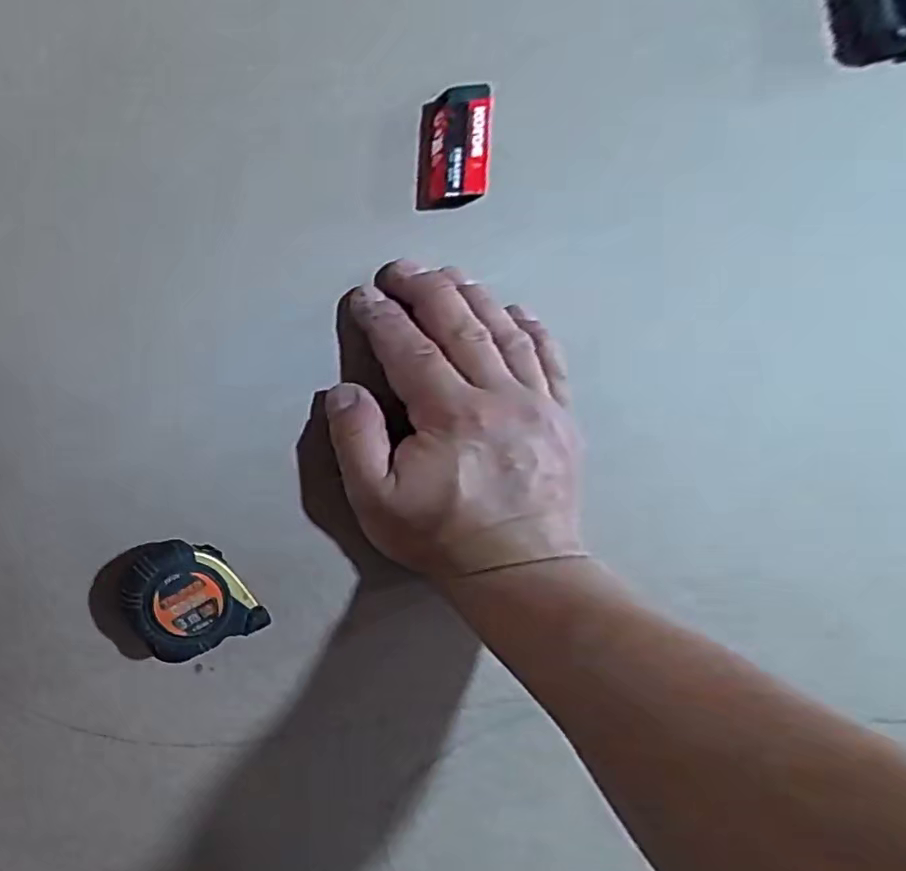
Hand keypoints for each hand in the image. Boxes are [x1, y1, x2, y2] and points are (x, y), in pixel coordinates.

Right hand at [325, 260, 584, 578]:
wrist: (520, 567)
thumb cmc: (439, 536)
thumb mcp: (375, 500)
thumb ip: (356, 441)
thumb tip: (345, 392)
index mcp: (450, 415)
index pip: (410, 350)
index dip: (383, 319)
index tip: (363, 296)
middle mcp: (498, 396)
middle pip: (460, 326)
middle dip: (426, 290)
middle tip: (400, 268)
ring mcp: (537, 403)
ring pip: (505, 332)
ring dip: (473, 297)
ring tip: (448, 276)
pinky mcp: (560, 416)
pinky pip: (547, 356)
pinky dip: (529, 326)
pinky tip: (514, 310)